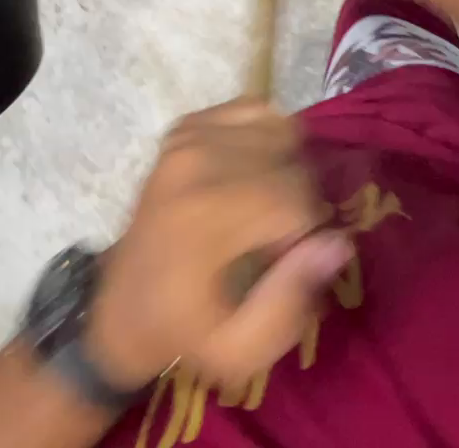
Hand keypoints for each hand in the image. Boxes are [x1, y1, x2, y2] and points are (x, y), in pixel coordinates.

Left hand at [87, 101, 352, 391]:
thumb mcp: (241, 349)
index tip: (287, 258)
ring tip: (268, 203)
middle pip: (293, 159)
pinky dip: (267, 137)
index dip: (309, 231)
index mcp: (206, 215)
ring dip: (289, 165)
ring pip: (281, 128)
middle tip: (282, 235)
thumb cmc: (185, 330)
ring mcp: (189, 136)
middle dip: (303, 198)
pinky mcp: (186, 125)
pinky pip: (255, 109)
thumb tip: (337, 242)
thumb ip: (291, 302)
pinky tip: (254, 171)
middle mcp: (196, 162)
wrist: (121, 304)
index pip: (298, 198)